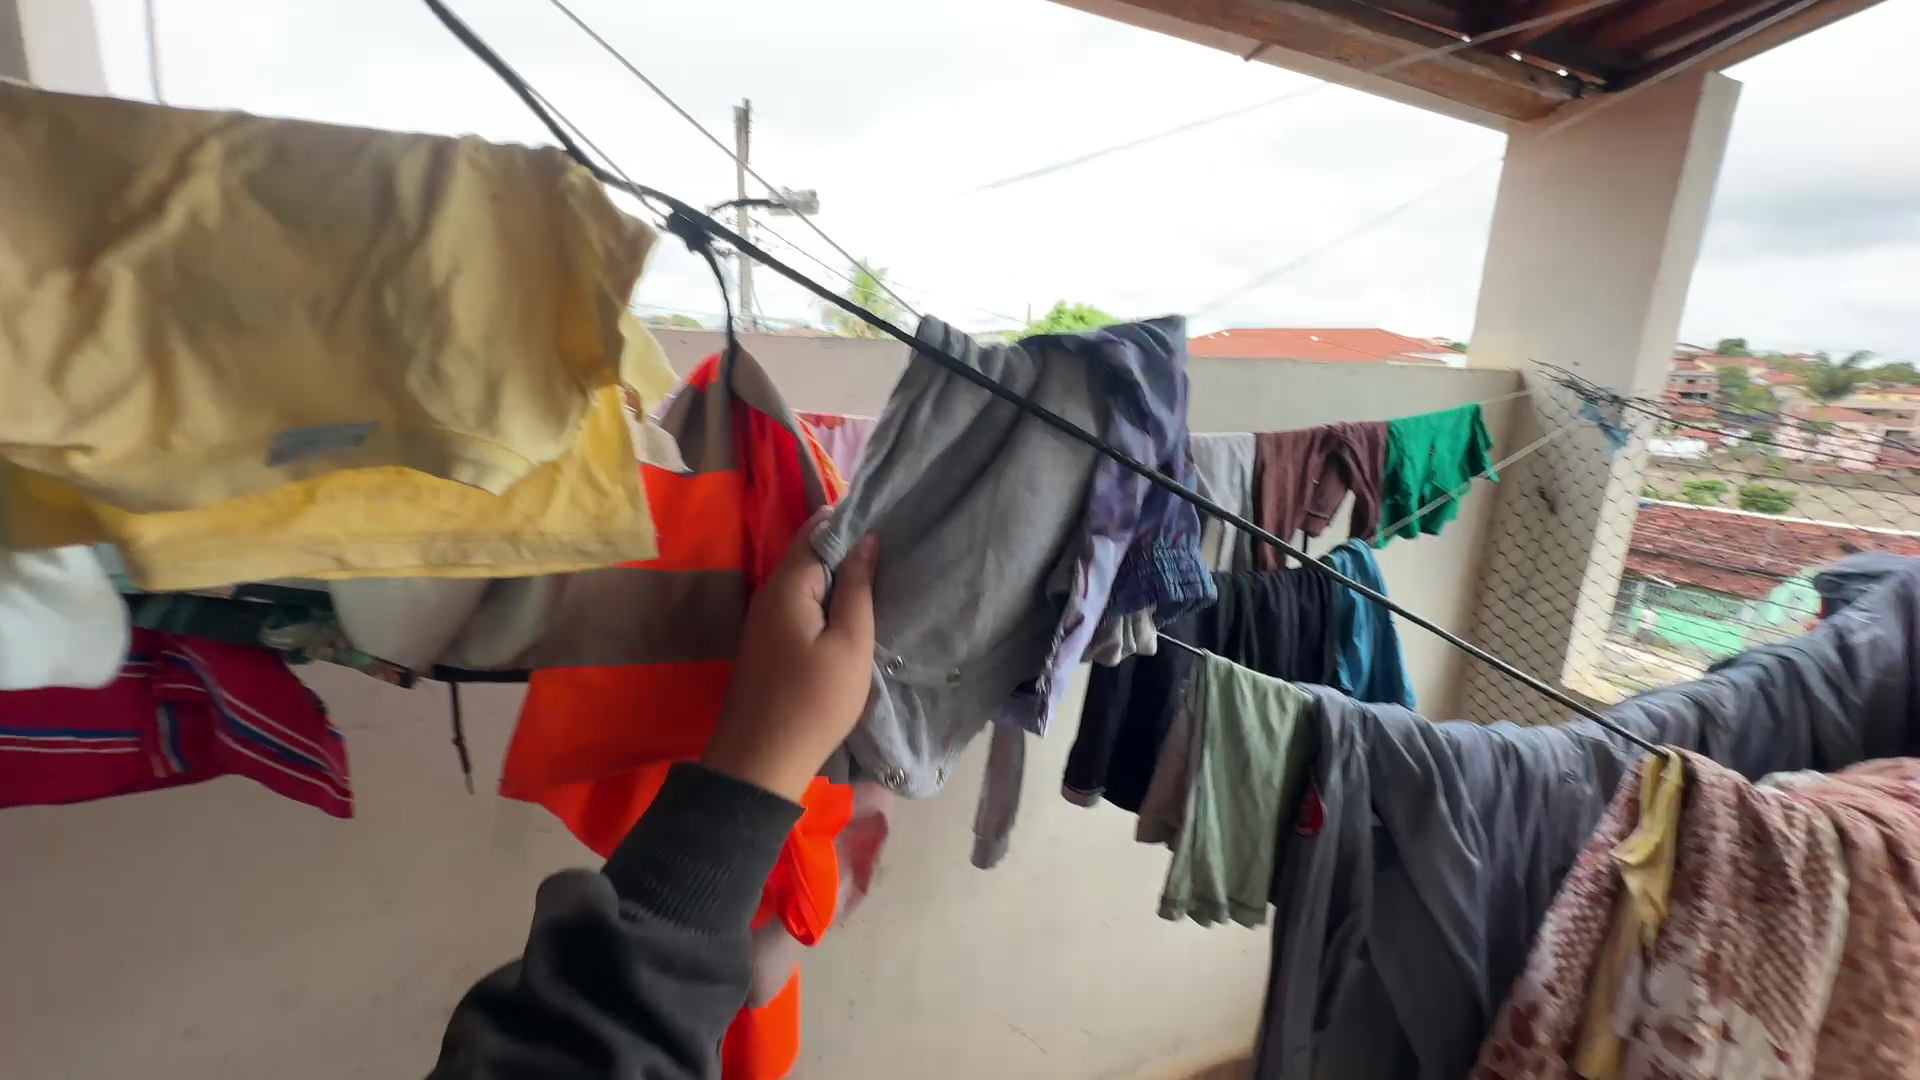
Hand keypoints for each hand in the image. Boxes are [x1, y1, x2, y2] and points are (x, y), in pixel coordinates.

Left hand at [703, 515, 878, 802]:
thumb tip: (866, 539)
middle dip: (843, 544)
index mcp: (787, 587)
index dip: (848, 520)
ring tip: (875, 569)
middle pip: (807, 554)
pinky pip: (797, 602)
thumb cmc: (814, 701)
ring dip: (834, 572)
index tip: (884, 515)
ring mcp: (763, 619)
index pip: (816, 532)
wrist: (761, 761)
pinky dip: (822, 596)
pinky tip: (847, 605)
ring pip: (802, 579)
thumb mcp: (850, 644)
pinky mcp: (766, 641)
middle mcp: (768, 594)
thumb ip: (858, 588)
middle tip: (887, 542)